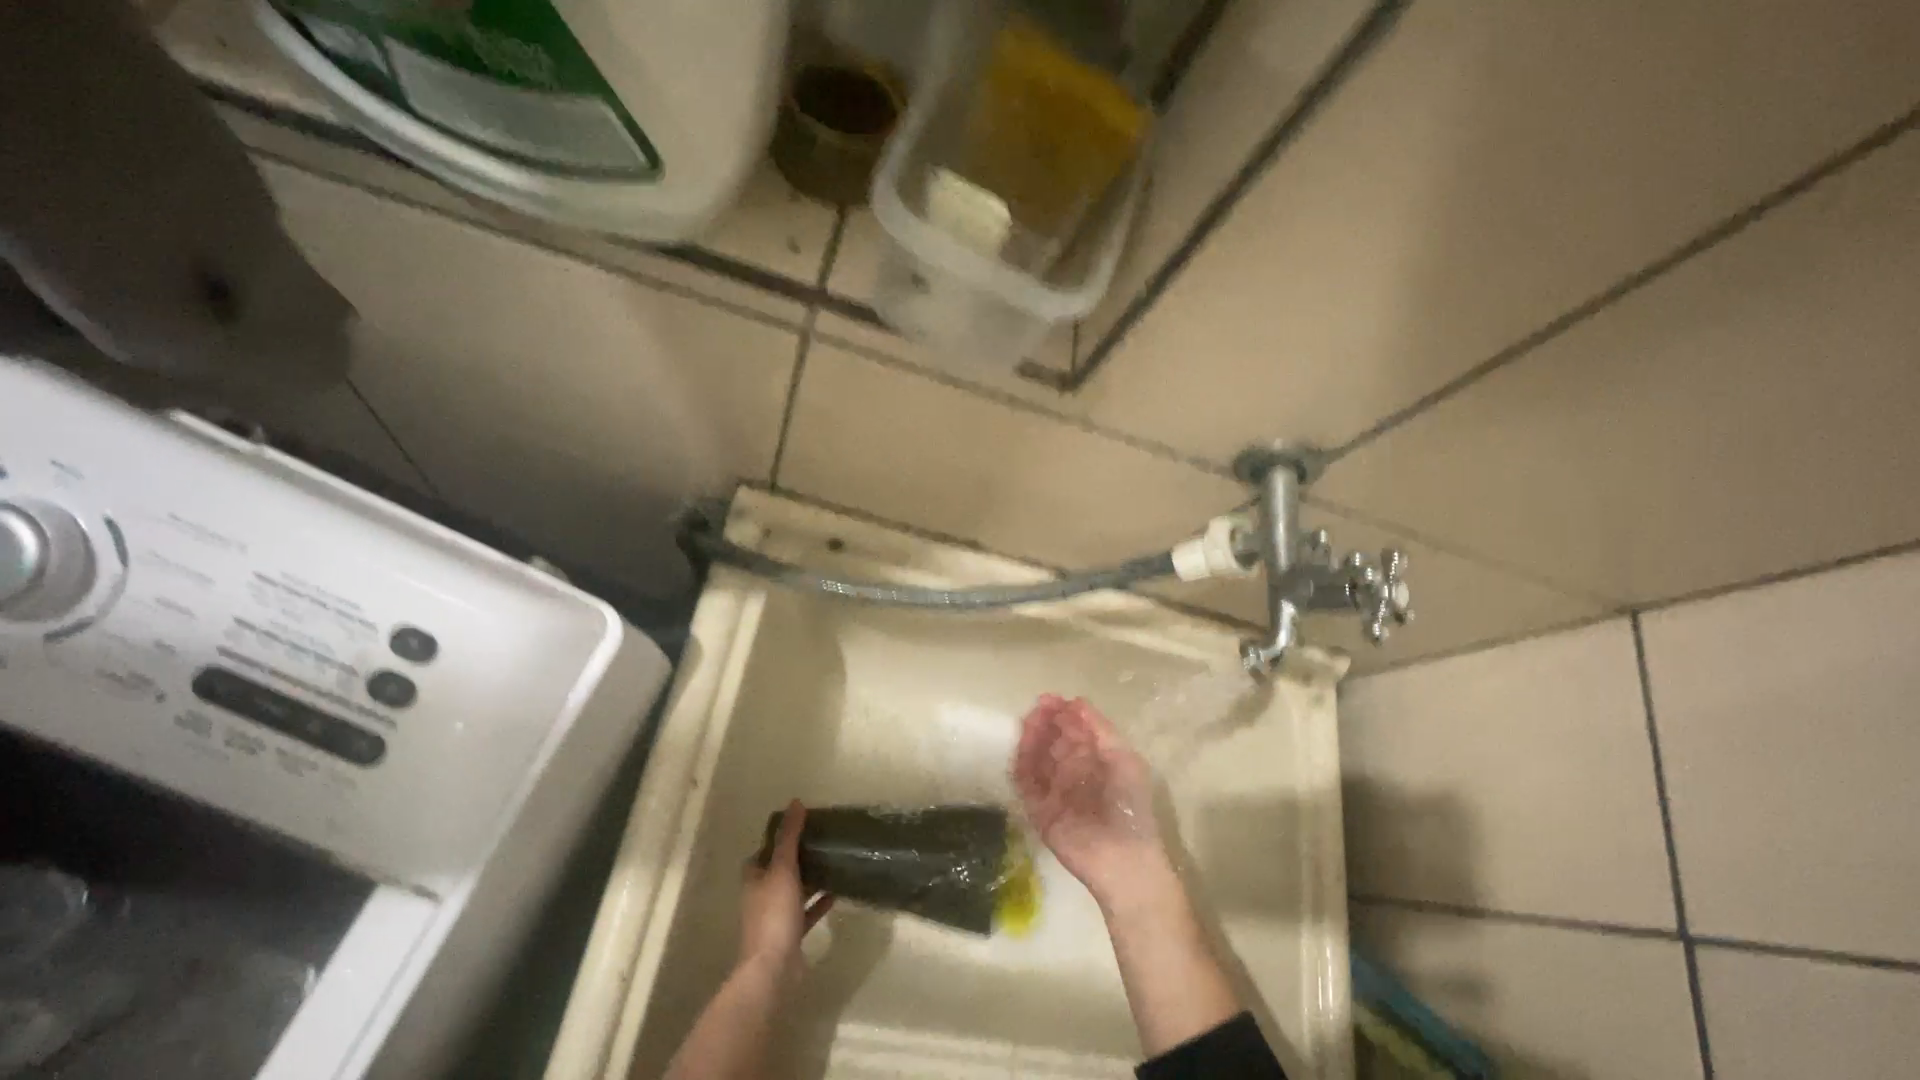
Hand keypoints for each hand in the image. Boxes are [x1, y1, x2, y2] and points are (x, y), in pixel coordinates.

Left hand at [738, 800, 833, 983]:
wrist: (773, 967)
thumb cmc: (774, 913)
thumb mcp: (783, 868)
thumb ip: (789, 837)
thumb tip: (796, 803)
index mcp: (754, 876)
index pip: (766, 849)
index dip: (781, 836)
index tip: (804, 825)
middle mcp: (761, 894)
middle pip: (780, 869)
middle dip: (799, 856)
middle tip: (823, 841)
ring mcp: (775, 916)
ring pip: (793, 890)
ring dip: (810, 878)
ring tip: (833, 862)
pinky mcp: (789, 934)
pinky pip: (806, 911)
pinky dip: (818, 902)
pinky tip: (836, 893)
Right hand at [1013, 696, 1175, 909]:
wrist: (1123, 858)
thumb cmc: (1130, 806)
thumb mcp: (1124, 758)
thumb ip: (1099, 729)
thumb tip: (1075, 701)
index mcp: (1096, 760)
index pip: (1073, 731)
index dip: (1062, 714)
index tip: (1051, 700)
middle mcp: (1073, 773)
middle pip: (1051, 741)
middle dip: (1044, 723)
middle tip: (1037, 709)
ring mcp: (1054, 792)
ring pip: (1035, 759)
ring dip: (1030, 739)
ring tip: (1028, 723)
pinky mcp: (1039, 812)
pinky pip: (1025, 784)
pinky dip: (1021, 764)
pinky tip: (1022, 747)